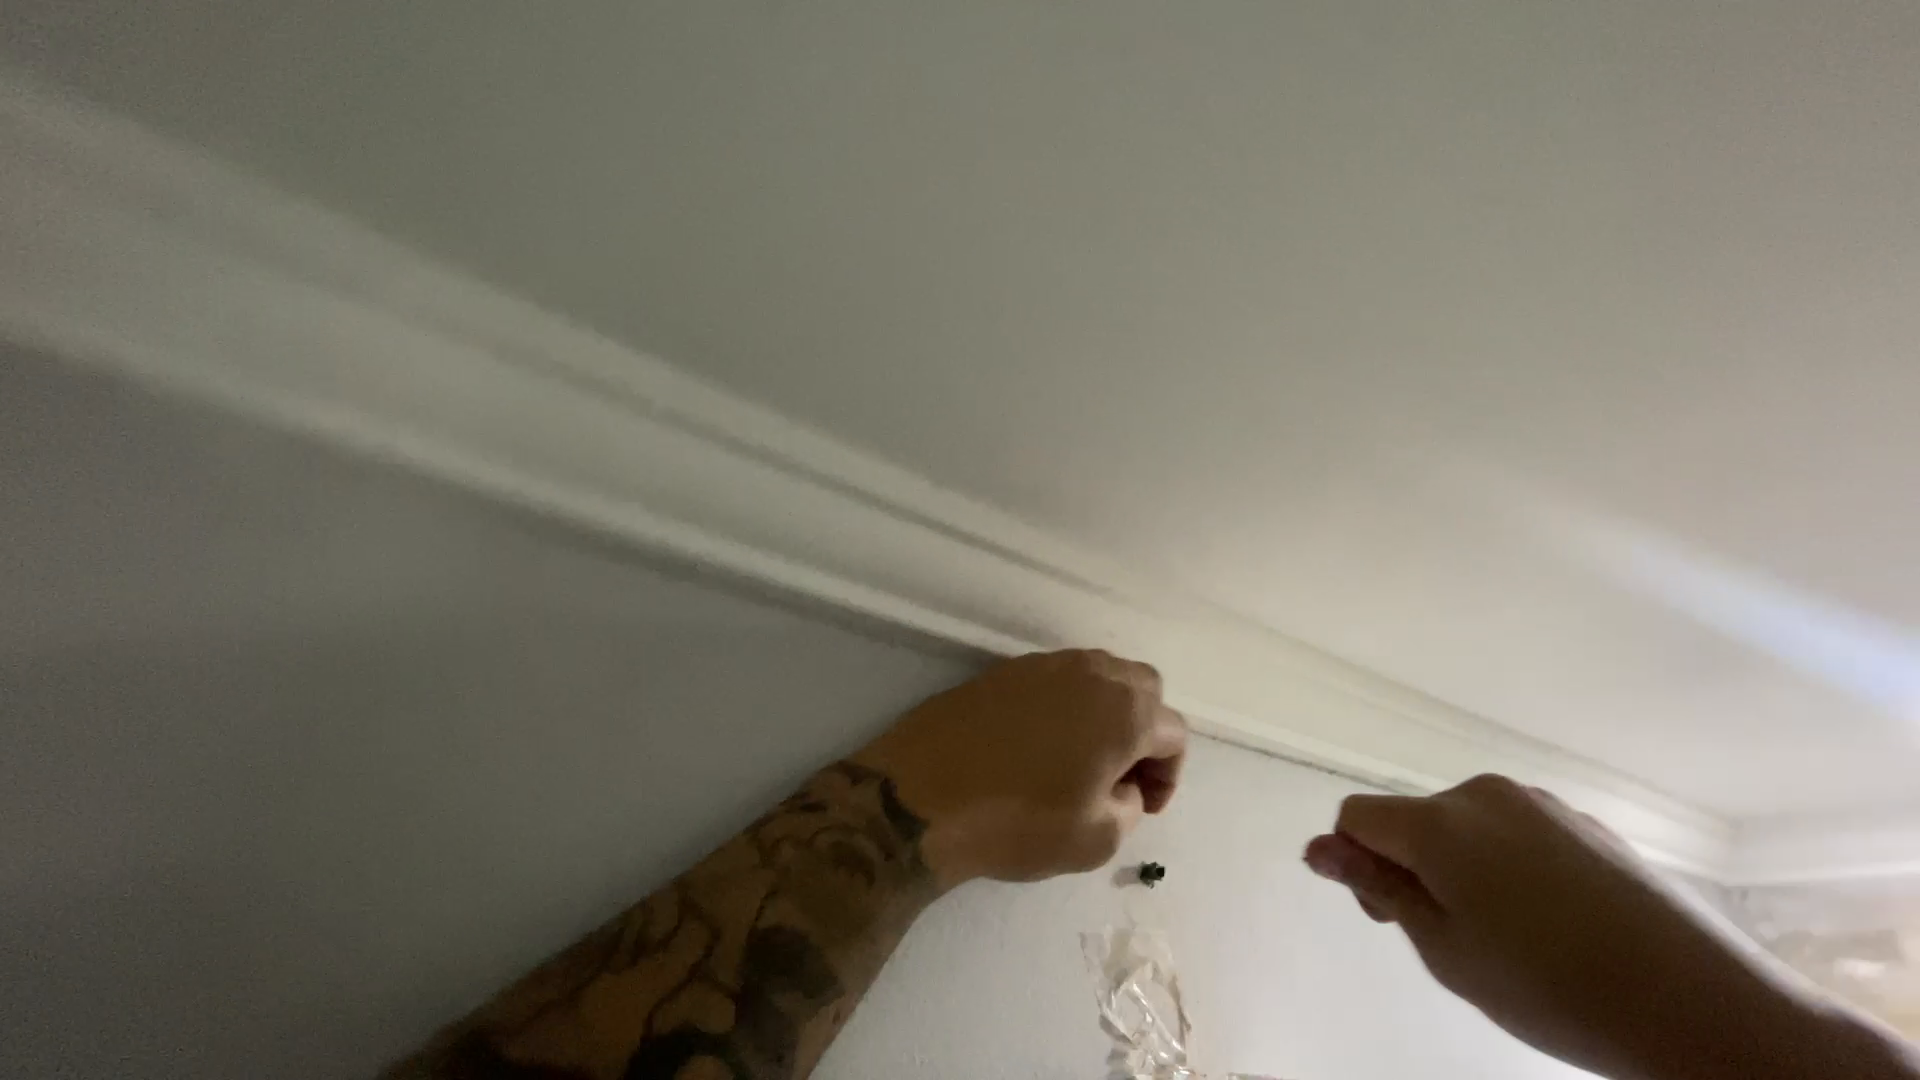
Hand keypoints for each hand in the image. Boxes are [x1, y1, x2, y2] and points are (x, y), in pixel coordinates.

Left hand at [853, 649, 1186, 887]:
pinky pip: (1055, 678)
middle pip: (1142, 688)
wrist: (922, 796)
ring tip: (1082, 758)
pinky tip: (1040, 743)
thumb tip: (1122, 786)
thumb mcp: (1095, 839)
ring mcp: (1043, 664)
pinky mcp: (1004, 670)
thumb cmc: (1017, 821)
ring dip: (1106, 711)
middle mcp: (1091, 672)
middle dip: (1144, 730)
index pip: (1173, 732)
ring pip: (1098, 674)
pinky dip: (1066, 703)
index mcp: (1125, 710)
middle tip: (1120, 776)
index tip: (1144, 806)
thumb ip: (1130, 807)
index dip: (1167, 774)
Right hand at [1303, 775, 1820, 1079]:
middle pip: (1410, 818)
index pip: (1355, 816)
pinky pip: (1512, 830)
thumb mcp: (1446, 951)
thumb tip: (1319, 849)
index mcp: (1438, 823)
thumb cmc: (1554, 989)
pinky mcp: (1583, 821)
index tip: (1387, 915)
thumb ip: (1379, 888)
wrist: (1711, 1009)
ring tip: (1508, 932)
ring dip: (1457, 865)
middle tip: (1449, 935)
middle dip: (1408, 865)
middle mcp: (1482, 794)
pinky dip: (1505, 864)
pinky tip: (1552, 920)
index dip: (1352, 861)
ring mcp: (1538, 803)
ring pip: (1461, 824)